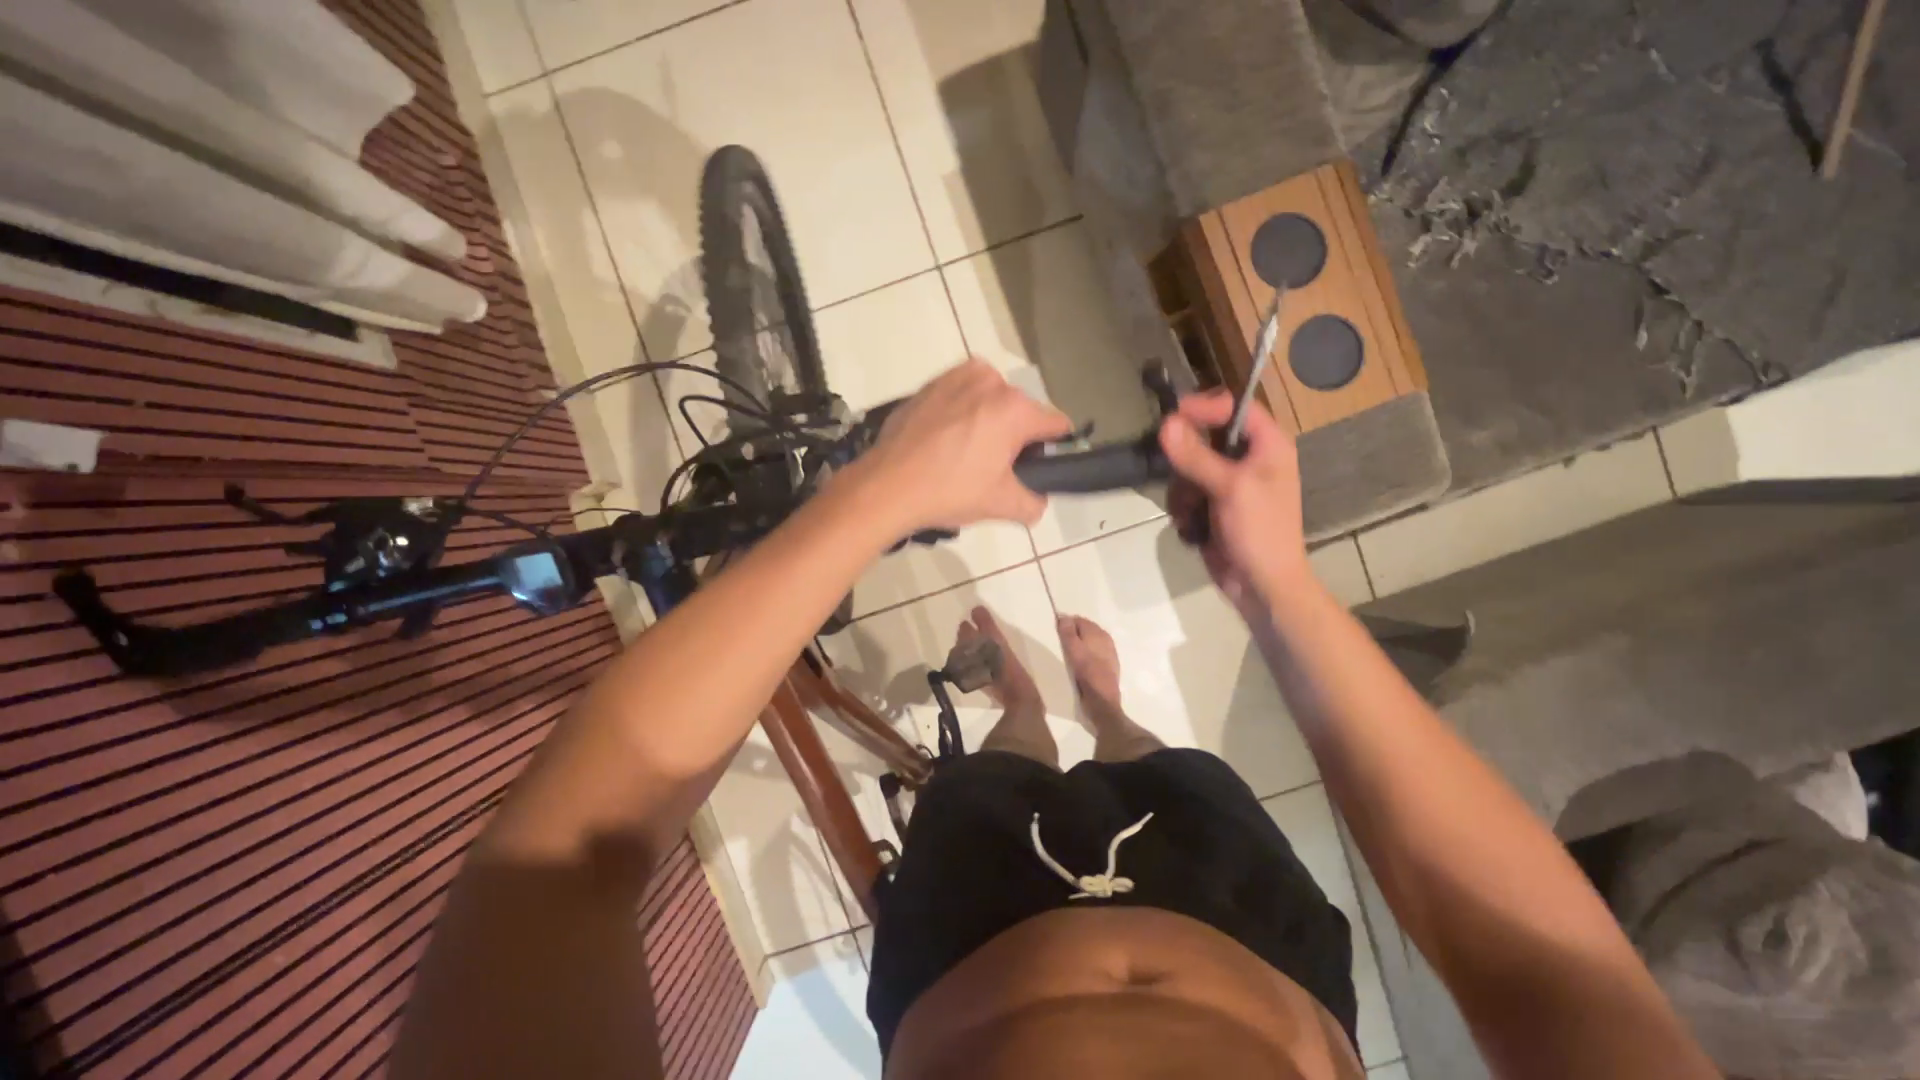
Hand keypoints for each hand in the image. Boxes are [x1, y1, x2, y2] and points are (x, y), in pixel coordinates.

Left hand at [848, 358, 1072, 531]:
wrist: (887, 485)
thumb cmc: (949, 491)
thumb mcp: (1001, 505)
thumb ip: (1034, 502)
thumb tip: (1037, 500)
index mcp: (1015, 409)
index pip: (1057, 424)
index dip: (1054, 448)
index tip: (1037, 466)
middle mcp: (991, 381)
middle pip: (1021, 410)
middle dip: (1015, 435)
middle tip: (994, 469)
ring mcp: (957, 377)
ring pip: (990, 399)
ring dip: (987, 420)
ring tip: (965, 455)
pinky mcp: (930, 383)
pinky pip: (961, 395)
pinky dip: (960, 412)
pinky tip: (944, 441)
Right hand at [1158, 390, 1308, 612]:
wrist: (1263, 585)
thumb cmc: (1260, 531)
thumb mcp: (1229, 488)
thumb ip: (1196, 455)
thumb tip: (1166, 423)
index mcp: (1268, 444)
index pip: (1234, 406)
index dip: (1204, 408)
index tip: (1173, 417)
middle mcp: (1250, 458)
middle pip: (1204, 436)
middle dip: (1187, 459)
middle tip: (1180, 474)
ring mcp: (1230, 483)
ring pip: (1188, 467)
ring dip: (1183, 490)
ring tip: (1190, 511)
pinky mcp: (1213, 506)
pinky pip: (1186, 492)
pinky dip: (1184, 508)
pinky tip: (1191, 526)